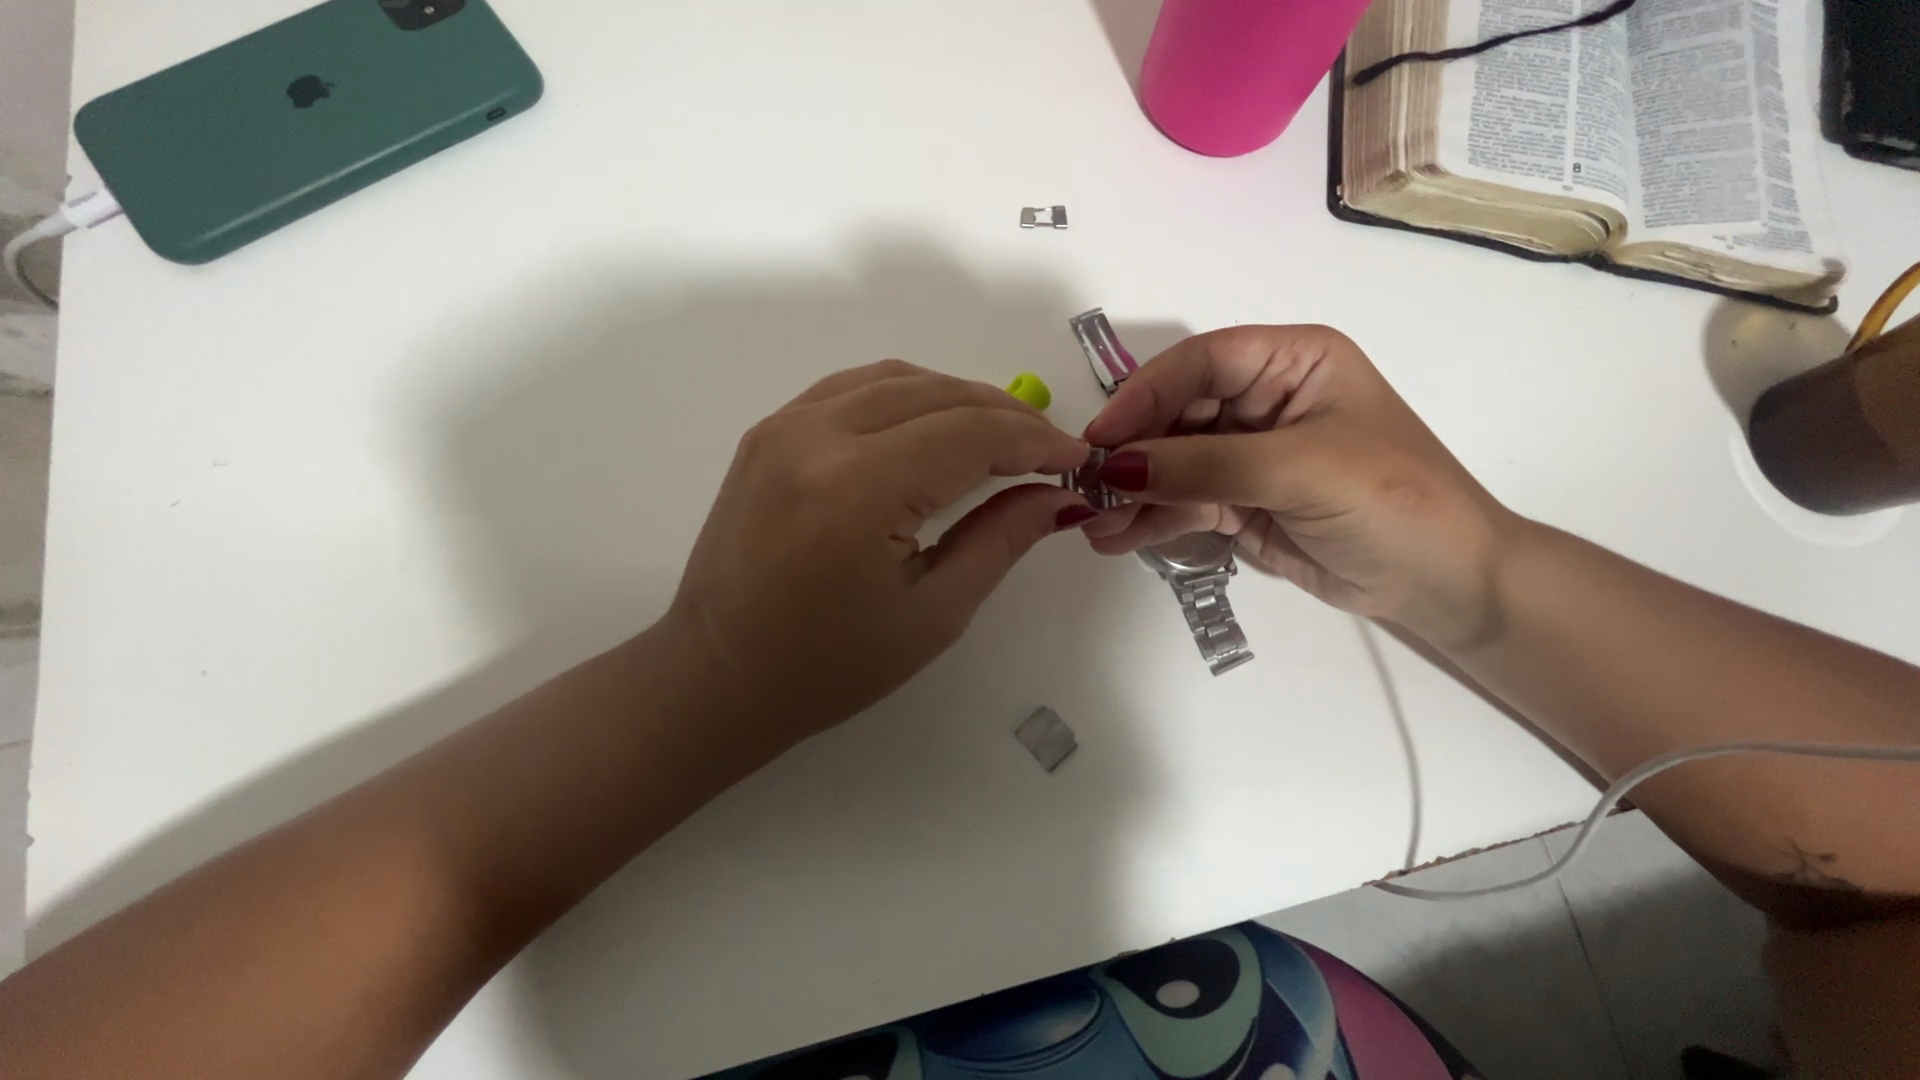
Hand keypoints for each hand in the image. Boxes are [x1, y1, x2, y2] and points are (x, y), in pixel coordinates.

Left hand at [670, 360, 1092, 746]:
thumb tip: (1059, 496)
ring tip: (1000, 437)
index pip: (970, 435)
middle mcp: (815, 438)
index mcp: (857, 491)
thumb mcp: (932, 614)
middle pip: (937, 395)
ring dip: (958, 399)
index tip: (1075, 460)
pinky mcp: (767, 431)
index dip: (1034, 441)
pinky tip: (933, 427)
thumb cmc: (828, 667)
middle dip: (1005, 415)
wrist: (718, 674)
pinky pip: (853, 388)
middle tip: (1048, 450)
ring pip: (896, 379)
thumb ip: (1000, 539)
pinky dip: (907, 396)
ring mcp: (782, 426)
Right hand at [1080, 325, 1519, 647]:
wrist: (1444, 585)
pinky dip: (1148, 519)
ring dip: (1131, 493)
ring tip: (1094, 527)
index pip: (1201, 363)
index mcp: (1290, 363)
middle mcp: (1262, 400)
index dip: (1145, 394)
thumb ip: (1204, 466)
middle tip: (1085, 489)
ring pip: (1170, 462)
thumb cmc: (1394, 502)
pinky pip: (1180, 502)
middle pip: (1174, 413)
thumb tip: (1114, 468)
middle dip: (1131, 452)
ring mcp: (1246, 454)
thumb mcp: (1300, 471)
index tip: (1100, 436)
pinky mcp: (1237, 502)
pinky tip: (1117, 539)